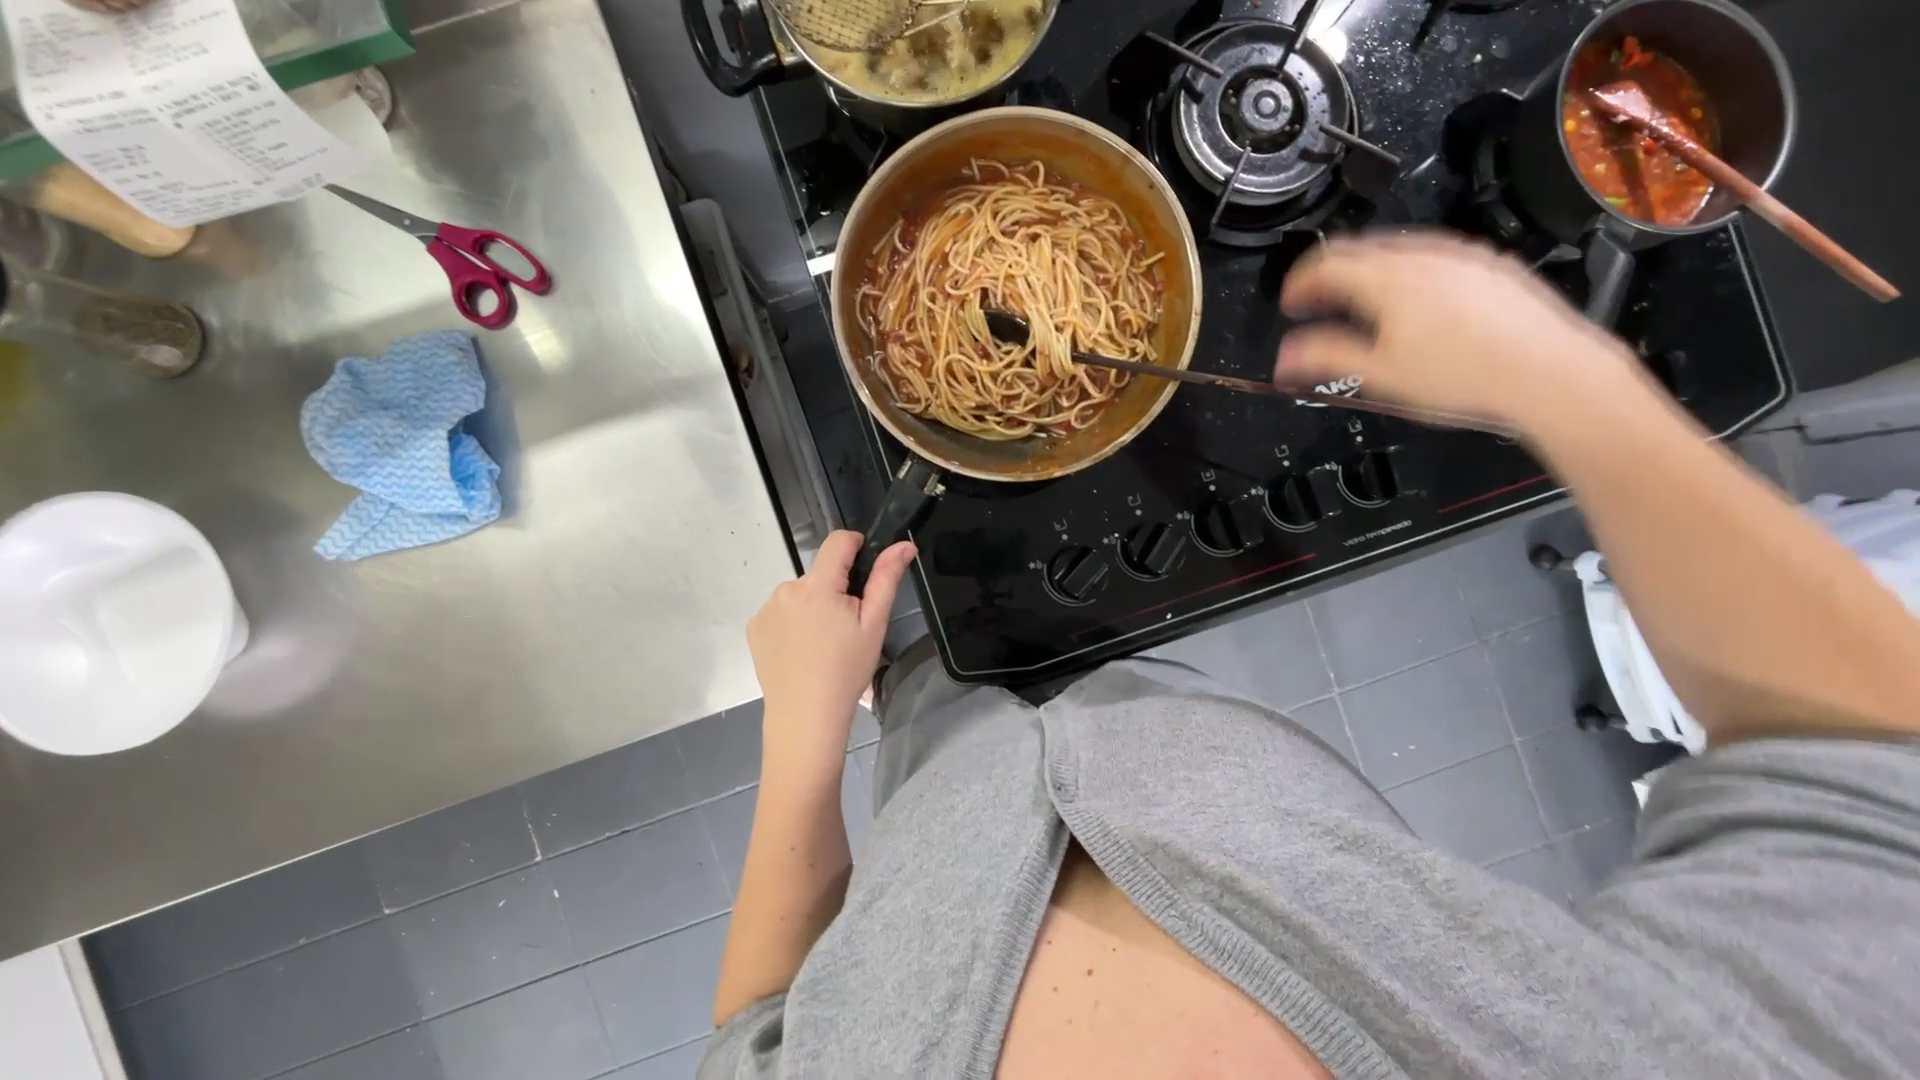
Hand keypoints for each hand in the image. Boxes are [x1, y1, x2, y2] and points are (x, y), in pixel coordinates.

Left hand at [747, 530, 916, 776]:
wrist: (806, 716)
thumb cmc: (847, 671)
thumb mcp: (874, 624)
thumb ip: (887, 578)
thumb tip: (904, 545)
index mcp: (819, 586)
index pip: (838, 541)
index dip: (856, 546)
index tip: (864, 570)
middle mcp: (786, 589)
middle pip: (819, 573)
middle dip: (835, 590)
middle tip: (846, 627)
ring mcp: (766, 608)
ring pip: (800, 593)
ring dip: (813, 606)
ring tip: (822, 644)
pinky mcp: (755, 627)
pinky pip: (780, 612)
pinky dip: (793, 623)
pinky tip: (801, 651)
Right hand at [1274, 232, 1646, 431]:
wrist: (1551, 372)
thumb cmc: (1463, 377)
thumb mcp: (1381, 375)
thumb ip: (1326, 358)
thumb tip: (1284, 357)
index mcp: (1387, 280)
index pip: (1327, 263)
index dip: (1300, 282)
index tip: (1291, 303)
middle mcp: (1423, 257)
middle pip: (1361, 251)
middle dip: (1331, 275)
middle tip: (1317, 302)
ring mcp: (1462, 257)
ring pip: (1399, 251)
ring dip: (1368, 271)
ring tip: (1361, 303)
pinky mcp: (1492, 265)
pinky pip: (1436, 257)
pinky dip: (1408, 272)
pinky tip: (1416, 303)